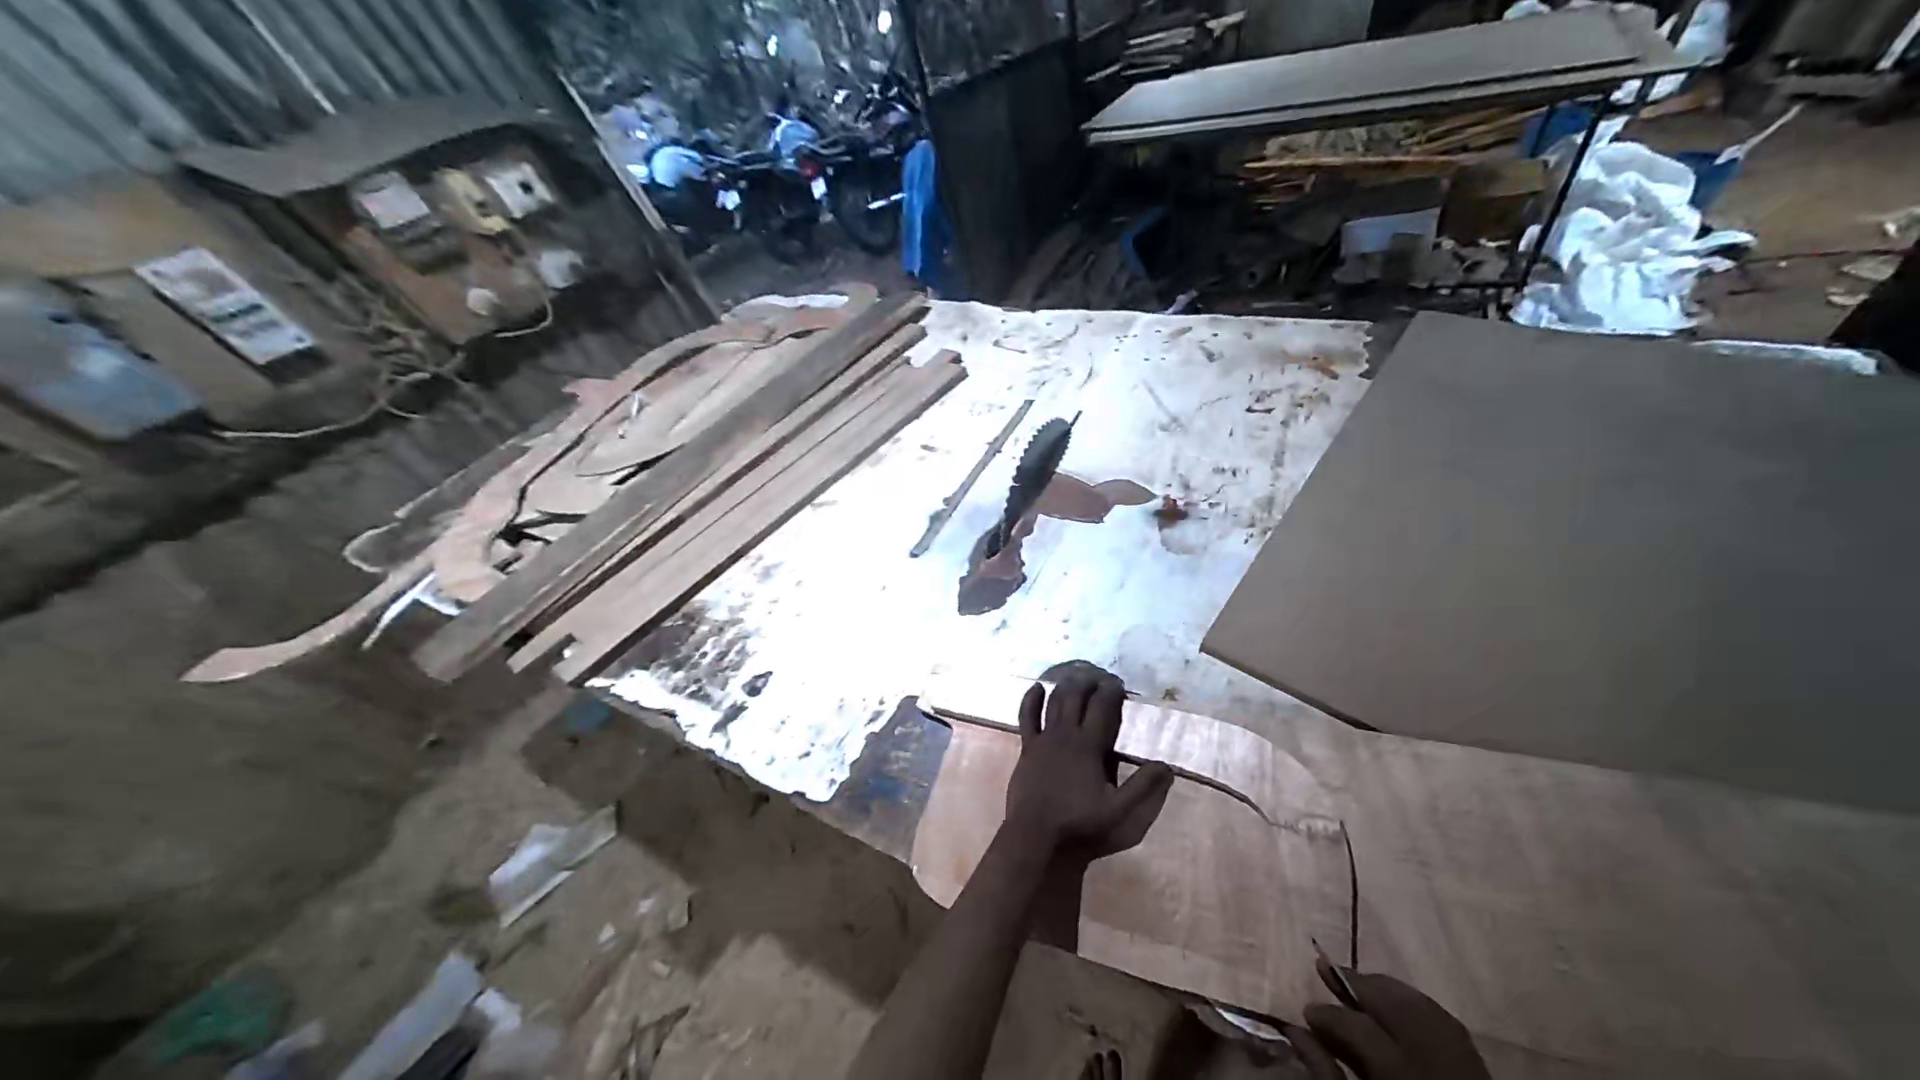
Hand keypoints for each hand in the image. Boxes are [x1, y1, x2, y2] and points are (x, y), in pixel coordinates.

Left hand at [1003, 669, 1173, 855]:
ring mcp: (1043, 740)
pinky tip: (1036, 688)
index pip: (1103, 707)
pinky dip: (1031, 700)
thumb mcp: (1121, 813)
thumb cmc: (1080, 826)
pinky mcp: (1027, 749)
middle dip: (1089, 681)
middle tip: (1100, 674)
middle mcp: (1066, 735)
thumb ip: (1144, 788)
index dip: (1111, 691)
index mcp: (1089, 746)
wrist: (1036, 837)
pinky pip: (1027, 717)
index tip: (1119, 683)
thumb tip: (1166, 765)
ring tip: (1076, 673)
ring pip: (1054, 702)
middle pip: (1077, 696)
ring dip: (1065, 684)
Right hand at [1286, 961, 1490, 1079]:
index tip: (1307, 1012)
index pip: (1358, 1028)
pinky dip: (1412, 1002)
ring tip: (1355, 984)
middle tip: (1323, 970)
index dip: (1328, 1016)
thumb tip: (1295, 1031)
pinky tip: (1393, 1004)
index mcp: (1400, 1075)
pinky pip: (1441, 1017)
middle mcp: (1432, 1061)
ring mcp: (1461, 1059)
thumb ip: (1326, 1074)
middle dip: (1355, 984)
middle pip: (1391, 1005)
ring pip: (1417, 1003)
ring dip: (1382, 987)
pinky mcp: (1479, 1061)